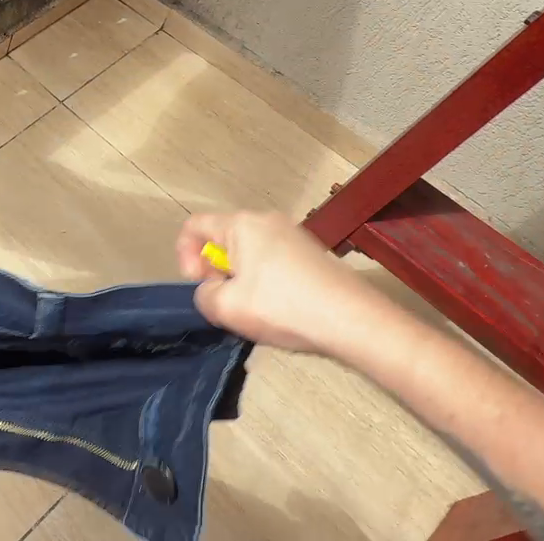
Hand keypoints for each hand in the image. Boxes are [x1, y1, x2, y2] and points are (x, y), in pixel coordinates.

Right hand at [174, 210, 385, 355]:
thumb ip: (203, 295)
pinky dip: (268, 281)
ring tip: (255, 308)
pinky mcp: (314, 254)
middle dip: (217, 269)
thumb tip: (214, 291)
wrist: (357, 323)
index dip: (185, 254)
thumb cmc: (285, 308)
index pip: (194, 226)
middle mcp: (266, 220)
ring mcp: (294, 235)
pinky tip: (282, 308)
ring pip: (249, 252)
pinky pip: (274, 260)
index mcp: (241, 223)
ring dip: (242, 277)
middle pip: (223, 239)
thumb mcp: (226, 308)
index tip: (199, 282)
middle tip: (226, 298)